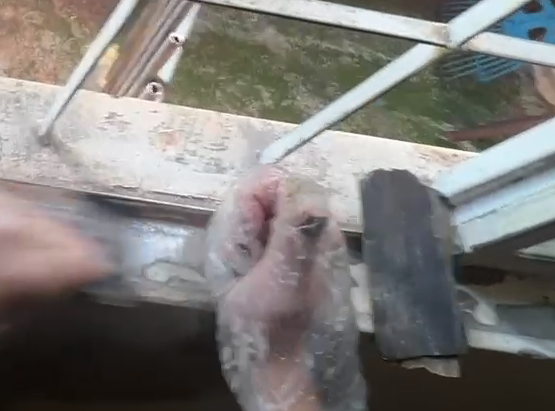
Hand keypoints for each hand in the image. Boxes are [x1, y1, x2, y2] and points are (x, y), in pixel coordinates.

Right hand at [206, 167, 364, 410]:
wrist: (274, 373)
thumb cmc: (275, 327)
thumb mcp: (282, 279)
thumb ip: (294, 235)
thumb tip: (307, 194)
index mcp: (317, 231)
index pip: (281, 181)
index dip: (255, 195)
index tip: (246, 226)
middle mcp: (308, 232)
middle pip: (264, 194)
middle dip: (243, 218)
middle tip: (242, 254)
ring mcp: (292, 246)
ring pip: (252, 213)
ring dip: (237, 235)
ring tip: (240, 268)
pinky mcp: (277, 259)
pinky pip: (249, 233)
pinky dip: (237, 248)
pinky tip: (239, 274)